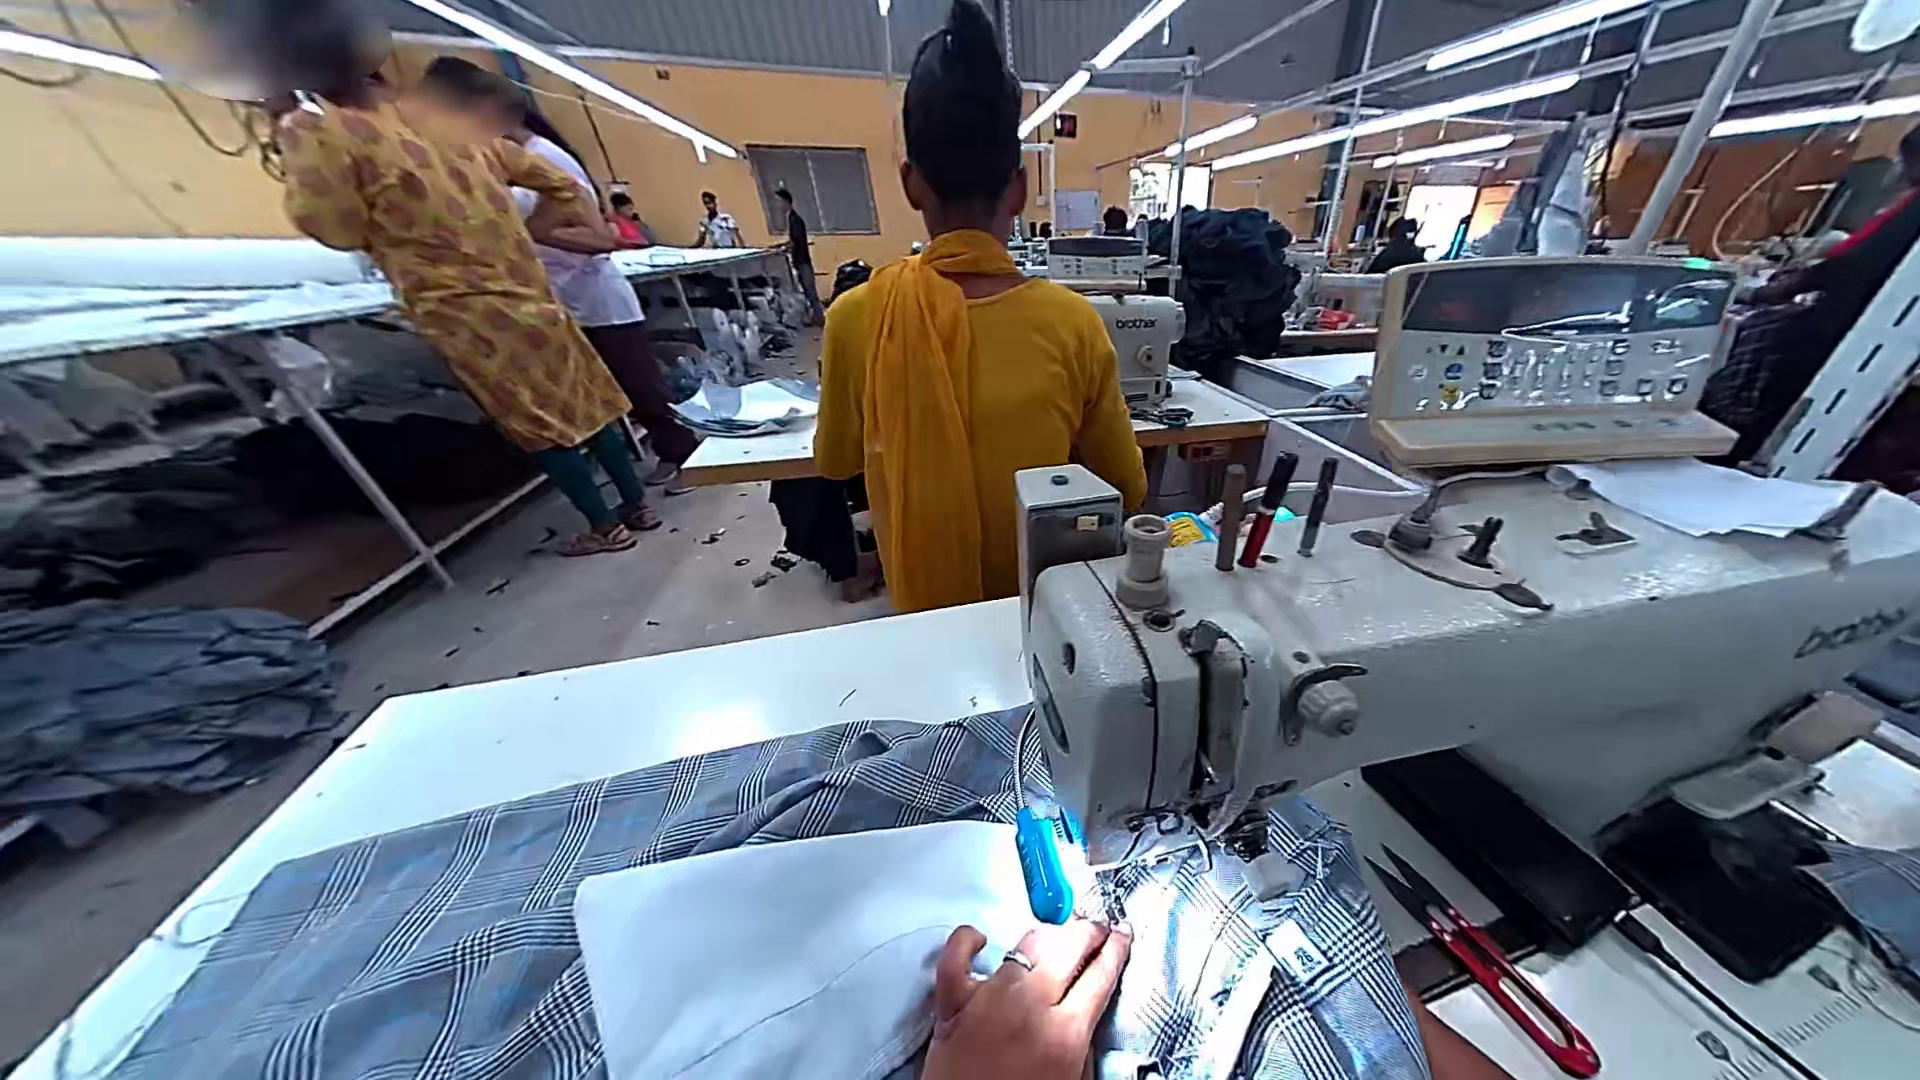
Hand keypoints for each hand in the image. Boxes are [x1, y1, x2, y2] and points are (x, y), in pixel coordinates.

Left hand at [922, 919, 1131, 1079]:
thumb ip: (1083, 1049)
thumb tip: (1086, 1013)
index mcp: (1065, 1034)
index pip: (1099, 977)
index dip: (1115, 950)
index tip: (1121, 933)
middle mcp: (1030, 1004)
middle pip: (1068, 947)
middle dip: (1088, 931)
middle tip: (1096, 926)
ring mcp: (990, 995)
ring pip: (1025, 944)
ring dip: (1046, 935)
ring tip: (1056, 934)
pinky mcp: (955, 998)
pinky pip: (956, 954)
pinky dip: (966, 940)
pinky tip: (980, 939)